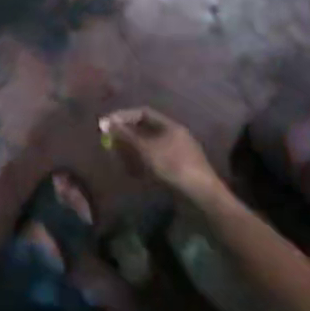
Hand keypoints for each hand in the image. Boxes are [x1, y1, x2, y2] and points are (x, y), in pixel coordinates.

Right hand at [101, 107, 225, 204]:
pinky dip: (143, 162)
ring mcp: (179, 153)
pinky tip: (135, 171)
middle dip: (126, 135)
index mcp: (171, 127)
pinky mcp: (180, 168)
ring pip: (149, 145)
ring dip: (132, 149)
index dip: (123, 116)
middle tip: (110, 141)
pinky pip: (156, 158)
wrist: (204, 197)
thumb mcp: (145, 149)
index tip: (108, 123)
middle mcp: (176, 136)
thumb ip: (124, 134)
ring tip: (120, 158)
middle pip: (145, 129)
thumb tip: (105, 121)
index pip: (142, 113)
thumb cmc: (173, 166)